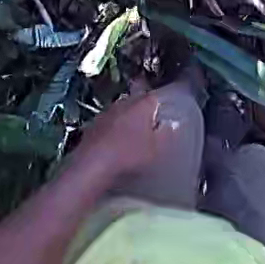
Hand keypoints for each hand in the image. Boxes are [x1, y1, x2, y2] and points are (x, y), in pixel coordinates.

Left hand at [64, 85, 186, 187]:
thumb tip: (173, 124)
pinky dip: (112, 128)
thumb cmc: (130, 155)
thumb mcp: (155, 149)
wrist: (92, 165)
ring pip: (120, 111)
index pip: (153, 97)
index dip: (159, 105)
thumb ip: (166, 134)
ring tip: (131, 133)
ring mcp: (105, 114)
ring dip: (125, 118)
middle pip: (135, 101)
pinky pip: (107, 122)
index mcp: (141, 106)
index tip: (162, 114)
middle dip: (142, 109)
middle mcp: (122, 104)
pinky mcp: (92, 125)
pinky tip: (114, 142)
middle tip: (148, 123)